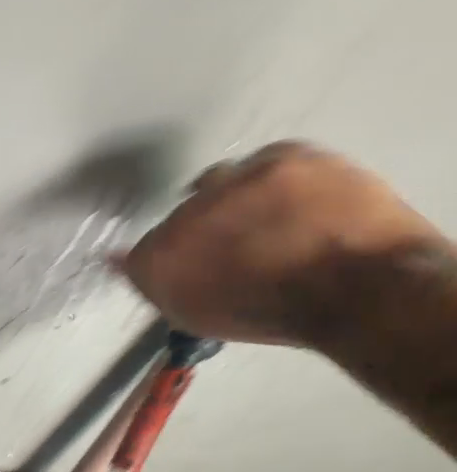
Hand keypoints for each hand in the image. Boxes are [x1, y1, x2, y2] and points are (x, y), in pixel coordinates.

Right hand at [117, 141, 448, 348]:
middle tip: (237, 243)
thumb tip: (115, 259)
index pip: (141, 249)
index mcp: (153, 259)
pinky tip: (290, 195)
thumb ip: (154, 283)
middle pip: (180, 214)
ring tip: (264, 216)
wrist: (356, 287)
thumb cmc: (270, 313)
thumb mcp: (194, 314)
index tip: (195, 265)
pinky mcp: (282, 159)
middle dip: (203, 227)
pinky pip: (265, 157)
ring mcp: (233, 184)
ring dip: (232, 197)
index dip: (171, 257)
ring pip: (217, 181)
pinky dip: (273, 175)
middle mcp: (180, 217)